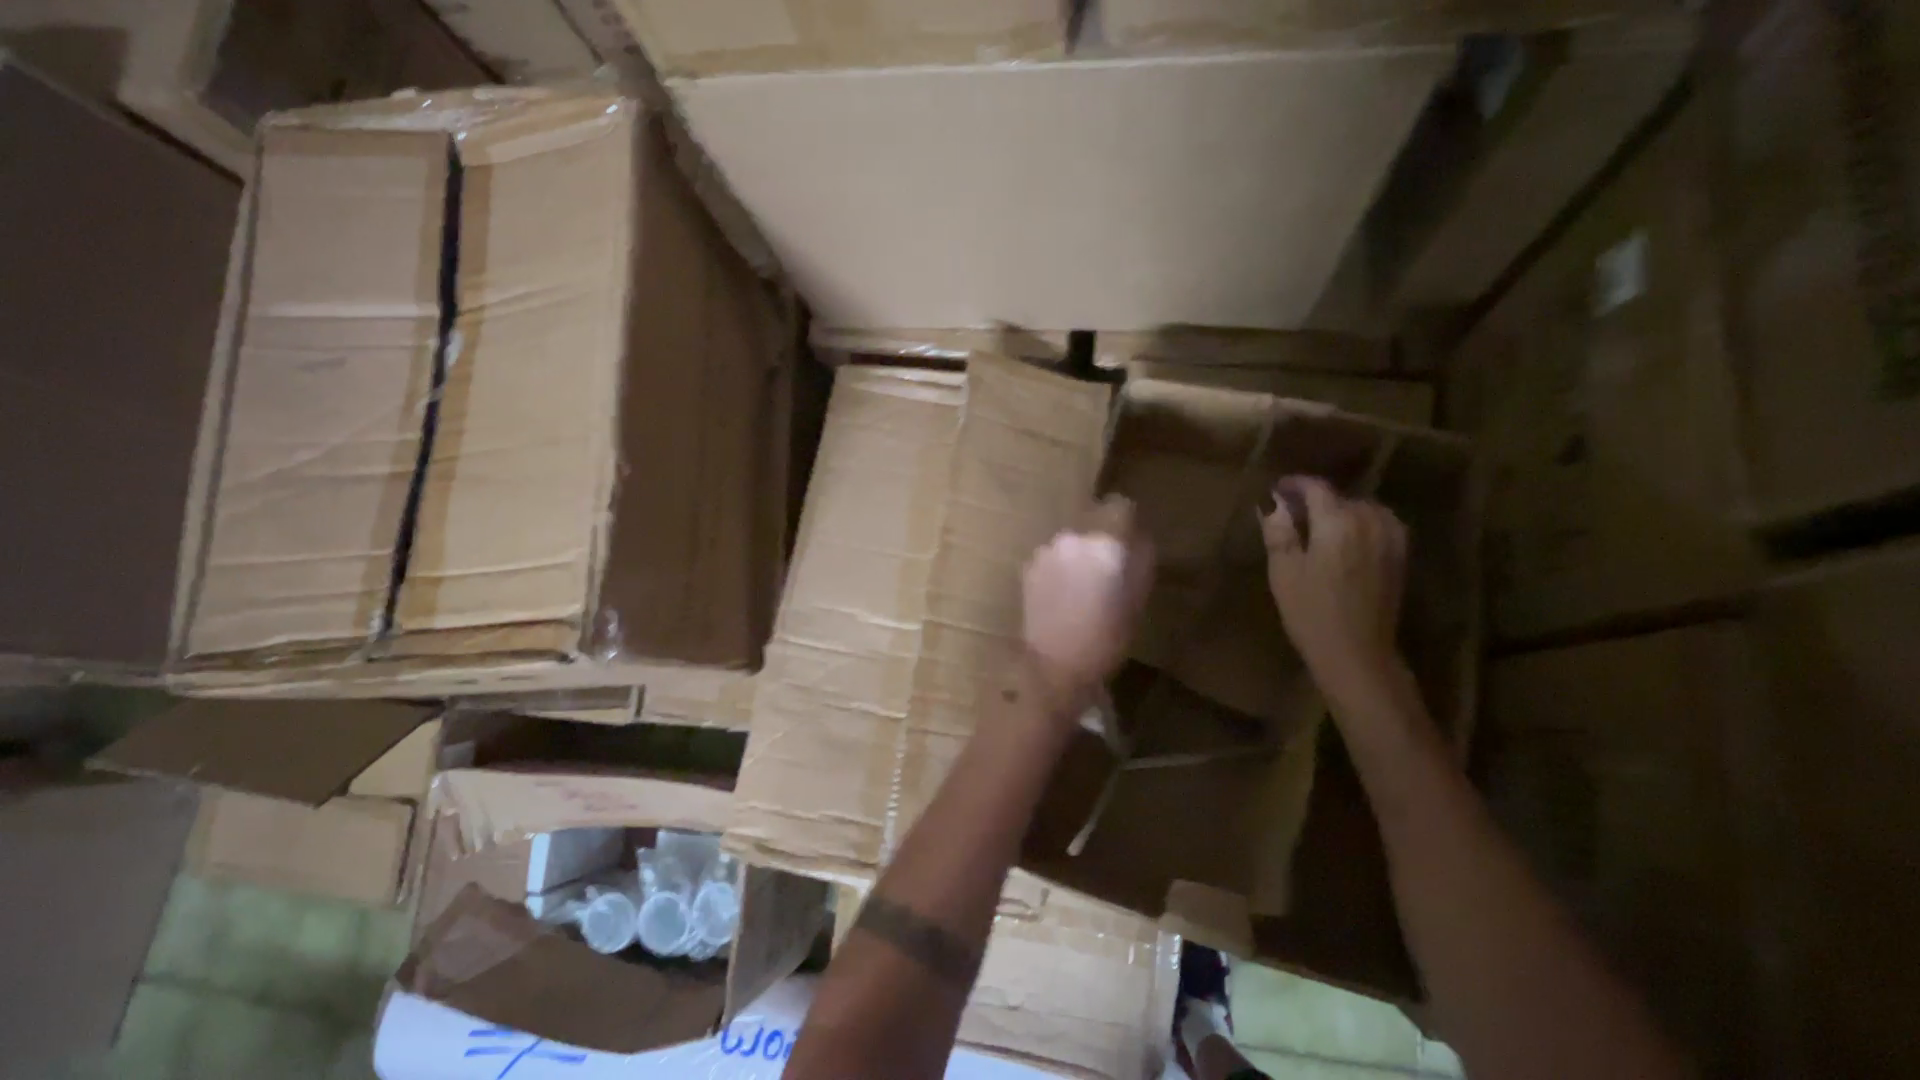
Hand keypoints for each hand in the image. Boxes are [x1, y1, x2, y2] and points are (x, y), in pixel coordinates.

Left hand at [1020, 498, 1154, 717]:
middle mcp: (1071, 537)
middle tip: (1108, 572)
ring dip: (1078, 552)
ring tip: (1083, 587)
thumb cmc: (1107, 637)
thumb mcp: (1138, 598)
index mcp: (1104, 542)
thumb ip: (1141, 557)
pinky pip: (1053, 555)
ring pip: (1071, 538)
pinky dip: (1060, 566)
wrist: (1055, 666)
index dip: (1127, 521)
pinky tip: (1063, 595)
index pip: (1119, 505)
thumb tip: (1137, 535)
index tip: (1130, 543)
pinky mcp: (1028, 566)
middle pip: (1092, 520)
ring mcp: (1045, 550)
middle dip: (1101, 539)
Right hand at [1260, 476, 1407, 695]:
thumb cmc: (1312, 613)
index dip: (1295, 485)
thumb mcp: (1283, 572)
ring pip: (1363, 509)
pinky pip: (1381, 524)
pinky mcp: (1400, 556)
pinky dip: (1363, 523)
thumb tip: (1274, 504)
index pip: (1316, 487)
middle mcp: (1369, 520)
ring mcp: (1390, 538)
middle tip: (1293, 513)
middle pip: (1340, 497)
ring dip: (1341, 511)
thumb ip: (1279, 531)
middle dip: (1316, 500)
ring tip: (1321, 526)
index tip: (1277, 490)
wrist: (1358, 653)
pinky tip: (1349, 539)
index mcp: (1337, 521)